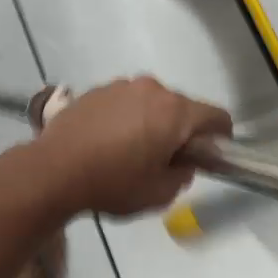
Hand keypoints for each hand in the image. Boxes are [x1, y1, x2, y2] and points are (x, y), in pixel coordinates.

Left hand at [32, 77, 232, 216]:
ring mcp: (121, 85)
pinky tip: (110, 142)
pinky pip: (125, 102)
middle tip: (168, 161)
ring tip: (133, 153)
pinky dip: (127, 117)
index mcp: (173, 111)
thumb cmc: (113, 182)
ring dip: (152, 122)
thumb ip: (182, 174)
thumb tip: (184, 162)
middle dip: (181, 131)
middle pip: (181, 107)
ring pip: (151, 103)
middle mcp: (150, 88)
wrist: (56, 167)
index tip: (211, 155)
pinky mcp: (97, 89)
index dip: (221, 136)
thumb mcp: (159, 192)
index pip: (215, 115)